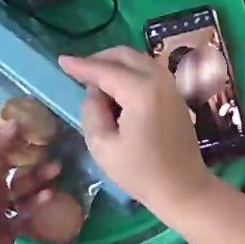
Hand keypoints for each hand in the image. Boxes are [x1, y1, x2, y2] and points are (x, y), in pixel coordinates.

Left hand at [0, 121, 61, 243]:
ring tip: (57, 167)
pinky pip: (25, 211)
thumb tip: (11, 122)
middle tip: (49, 145)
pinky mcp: (7, 229)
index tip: (29, 125)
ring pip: (18, 188)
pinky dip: (37, 202)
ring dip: (36, 178)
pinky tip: (51, 194)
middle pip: (6, 168)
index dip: (6, 138)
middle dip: (26, 157)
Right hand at [60, 47, 218, 213]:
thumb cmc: (139, 172)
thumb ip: (91, 112)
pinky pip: (148, 71)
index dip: (80, 65)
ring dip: (115, 64)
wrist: (182, 187)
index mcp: (141, 91)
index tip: (61, 60)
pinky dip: (129, 72)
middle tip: (78, 71)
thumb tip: (93, 93)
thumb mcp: (102, 146)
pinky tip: (116, 90)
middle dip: (99, 59)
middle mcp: (159, 80)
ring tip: (95, 81)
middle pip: (124, 55)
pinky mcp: (176, 95)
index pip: (104, 70)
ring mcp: (171, 85)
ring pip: (138, 60)